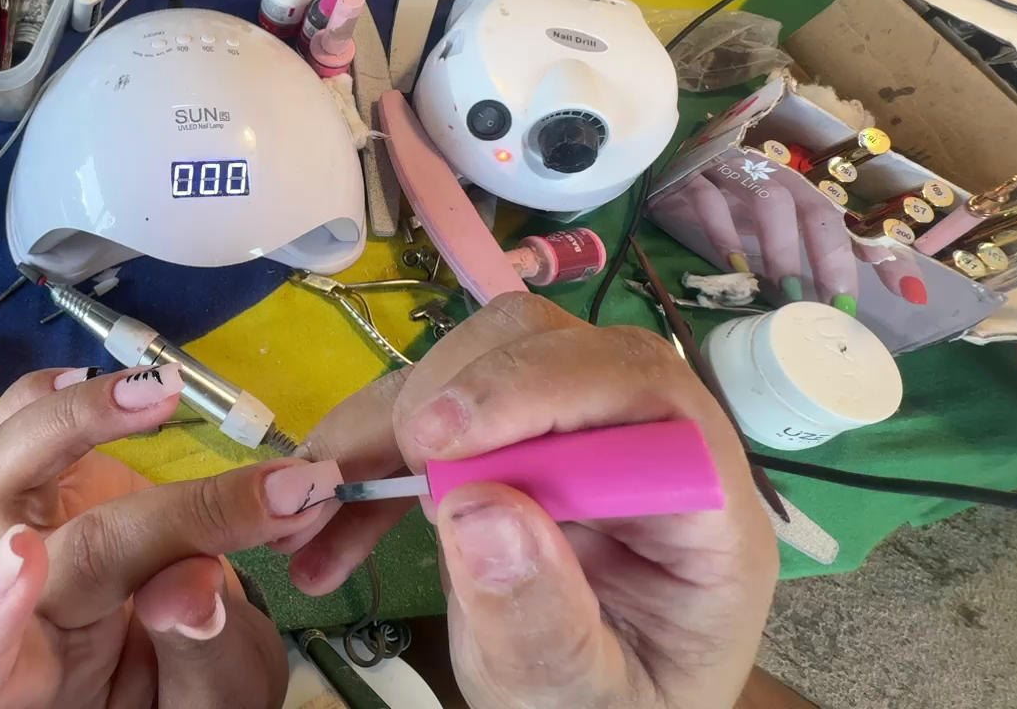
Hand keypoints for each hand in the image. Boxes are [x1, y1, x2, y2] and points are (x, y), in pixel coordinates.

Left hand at [0, 363, 340, 708]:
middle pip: (39, 533)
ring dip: (80, 414)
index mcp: (33, 679)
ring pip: (5, 457)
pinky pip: (26, 422)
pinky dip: (60, 393)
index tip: (21, 560)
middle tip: (249, 472)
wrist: (178, 657)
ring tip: (166, 393)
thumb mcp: (213, 705)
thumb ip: (201, 659)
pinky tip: (114, 380)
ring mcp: (30, 523)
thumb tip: (194, 586)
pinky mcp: (57, 481)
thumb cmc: (184, 694)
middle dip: (156, 504)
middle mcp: (16, 595)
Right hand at [284, 293, 777, 708]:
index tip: (437, 447)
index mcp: (693, 497)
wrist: (575, 705)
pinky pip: (416, 399)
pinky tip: (324, 508)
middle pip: (538, 344)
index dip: (532, 389)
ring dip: (386, 420)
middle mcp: (626, 434)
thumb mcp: (578, 700)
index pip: (633, 386)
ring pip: (465, 354)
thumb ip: (540, 621)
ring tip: (338, 502)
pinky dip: (359, 447)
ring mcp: (555, 419)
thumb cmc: (600, 708)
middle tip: (391, 472)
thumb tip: (475, 506)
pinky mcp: (494, 427)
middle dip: (448, 397)